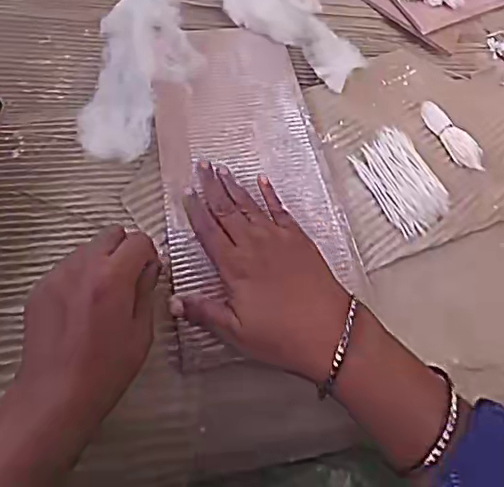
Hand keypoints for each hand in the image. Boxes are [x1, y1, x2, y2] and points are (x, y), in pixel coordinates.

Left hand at [0, 228, 157, 485]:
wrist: (53, 397)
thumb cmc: (104, 372)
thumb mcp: (140, 334)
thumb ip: (147, 291)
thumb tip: (150, 267)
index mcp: (113, 276)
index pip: (138, 240)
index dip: (148, 254)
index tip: (148, 273)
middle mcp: (84, 265)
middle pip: (111, 235)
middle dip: (124, 251)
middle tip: (126, 282)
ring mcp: (58, 273)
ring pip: (88, 249)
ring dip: (100, 263)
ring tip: (100, 299)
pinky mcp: (40, 286)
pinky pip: (67, 268)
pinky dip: (78, 278)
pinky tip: (78, 310)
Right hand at [176, 163, 352, 384]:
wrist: (330, 332)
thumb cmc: (283, 336)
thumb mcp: (236, 332)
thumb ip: (203, 312)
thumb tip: (174, 302)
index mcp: (234, 266)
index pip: (208, 230)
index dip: (195, 210)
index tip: (187, 192)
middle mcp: (252, 244)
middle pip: (225, 209)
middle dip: (211, 185)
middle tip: (201, 166)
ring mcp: (276, 238)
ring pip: (248, 204)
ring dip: (233, 185)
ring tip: (221, 169)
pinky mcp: (297, 238)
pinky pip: (279, 209)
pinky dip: (269, 193)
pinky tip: (262, 181)